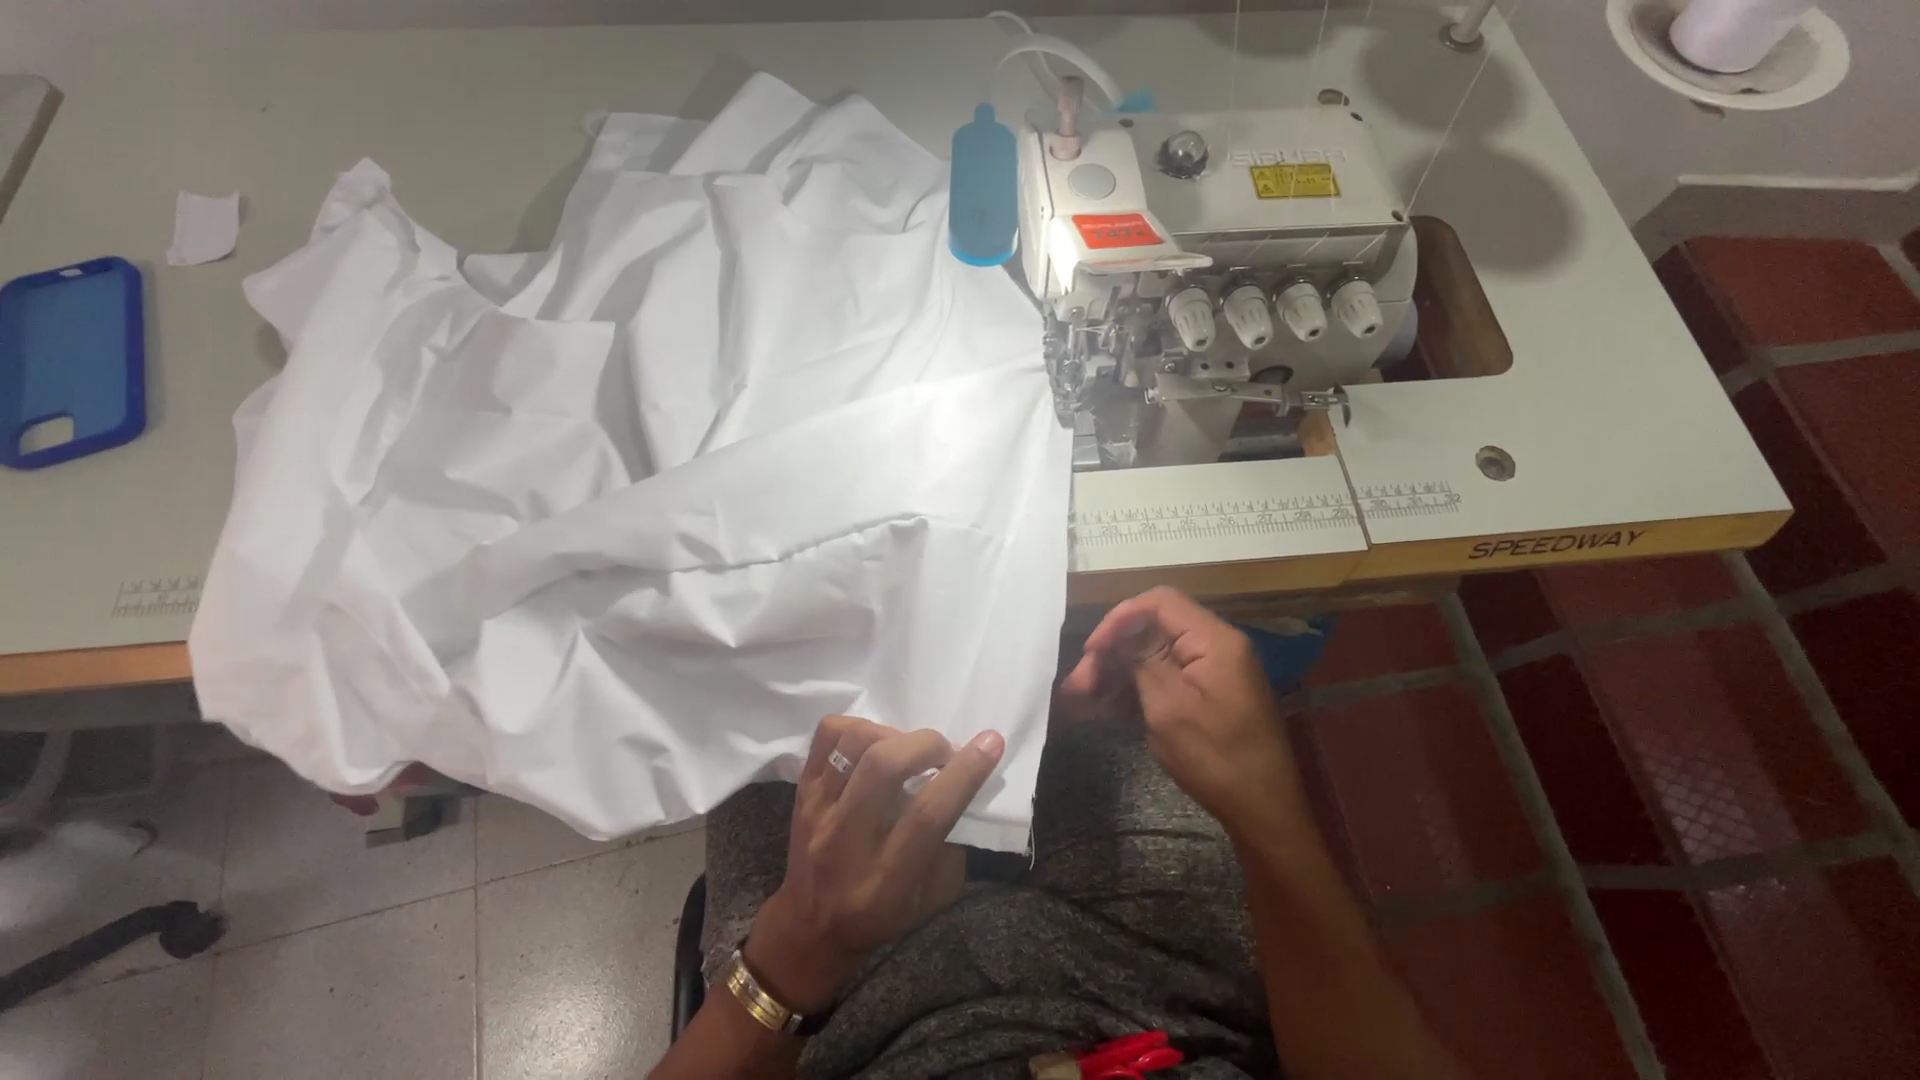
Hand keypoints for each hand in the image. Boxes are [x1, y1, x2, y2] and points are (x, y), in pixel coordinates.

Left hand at [745, 715, 1005, 1013]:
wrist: (810, 928)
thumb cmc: (883, 915)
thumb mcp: (933, 897)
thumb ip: (953, 844)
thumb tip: (966, 783)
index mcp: (885, 881)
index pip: (927, 815)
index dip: (964, 773)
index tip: (990, 743)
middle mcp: (846, 842)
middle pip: (885, 768)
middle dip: (927, 744)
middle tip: (944, 751)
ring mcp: (817, 813)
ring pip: (855, 745)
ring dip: (894, 734)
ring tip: (908, 748)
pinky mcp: (801, 791)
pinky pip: (826, 737)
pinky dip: (857, 728)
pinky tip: (875, 743)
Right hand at [1060, 587, 1302, 834]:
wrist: (1262, 809)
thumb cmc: (1215, 758)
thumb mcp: (1169, 707)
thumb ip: (1143, 659)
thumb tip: (1120, 626)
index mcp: (1214, 641)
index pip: (1160, 602)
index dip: (1119, 618)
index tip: (1091, 650)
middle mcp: (1216, 647)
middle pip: (1154, 629)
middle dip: (1113, 652)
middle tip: (1079, 685)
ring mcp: (1213, 672)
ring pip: (1154, 655)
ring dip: (1118, 673)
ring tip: (1082, 699)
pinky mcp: (1208, 695)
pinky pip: (1166, 678)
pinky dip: (1136, 689)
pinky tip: (1105, 708)